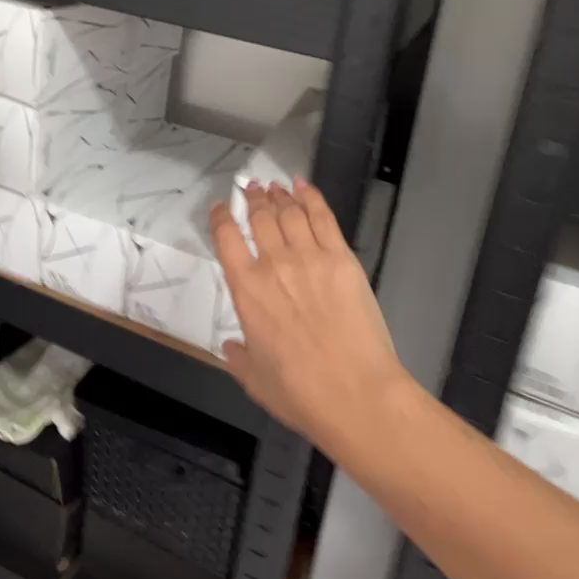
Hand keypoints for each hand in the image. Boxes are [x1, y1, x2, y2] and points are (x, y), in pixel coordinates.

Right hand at [209, 179, 416, 455]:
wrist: (356, 392)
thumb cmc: (300, 392)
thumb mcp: (254, 380)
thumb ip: (238, 357)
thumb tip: (231, 346)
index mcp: (246, 291)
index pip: (226, 238)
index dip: (222, 217)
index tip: (223, 207)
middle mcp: (274, 265)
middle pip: (260, 217)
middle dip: (253, 198)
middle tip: (252, 188)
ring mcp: (310, 257)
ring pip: (290, 212)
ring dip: (279, 195)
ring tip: (275, 187)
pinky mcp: (342, 258)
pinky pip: (323, 217)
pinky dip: (311, 196)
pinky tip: (303, 186)